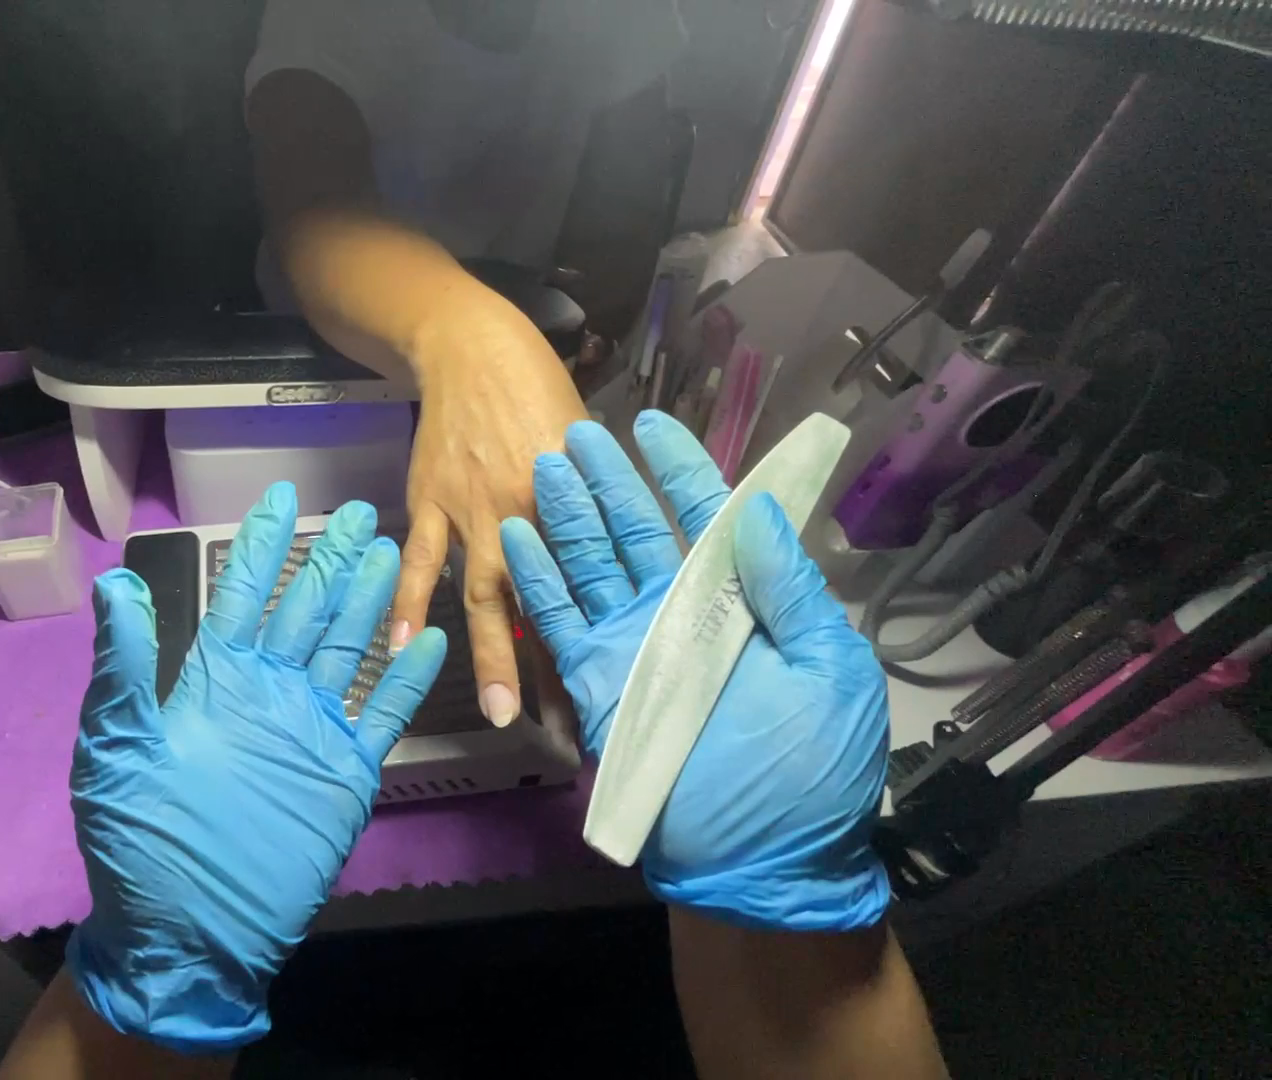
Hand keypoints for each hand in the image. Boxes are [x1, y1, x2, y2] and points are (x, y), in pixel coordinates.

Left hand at [67, 484, 447, 1052]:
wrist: (189, 932)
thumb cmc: (142, 839)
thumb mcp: (118, 747)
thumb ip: (126, 665)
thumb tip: (118, 582)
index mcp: (215, 679)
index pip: (244, 593)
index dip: (264, 543)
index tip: (284, 496)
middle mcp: (269, 690)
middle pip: (307, 609)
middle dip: (332, 558)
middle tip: (365, 512)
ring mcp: (311, 727)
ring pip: (348, 648)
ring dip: (372, 602)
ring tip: (396, 555)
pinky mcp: (346, 769)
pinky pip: (383, 714)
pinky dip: (407, 679)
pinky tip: (428, 638)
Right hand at [393, 304, 587, 726]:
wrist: (470, 349)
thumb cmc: (539, 388)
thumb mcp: (586, 437)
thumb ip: (593, 498)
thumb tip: (602, 550)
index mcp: (577, 500)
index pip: (594, 581)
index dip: (604, 632)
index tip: (621, 684)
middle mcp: (530, 513)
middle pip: (547, 600)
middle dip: (557, 663)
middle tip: (571, 727)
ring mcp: (474, 511)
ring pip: (486, 594)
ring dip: (492, 654)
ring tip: (498, 712)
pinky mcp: (430, 503)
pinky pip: (420, 560)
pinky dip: (411, 602)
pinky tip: (401, 644)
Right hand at [500, 413, 890, 931]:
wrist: (754, 858)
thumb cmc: (806, 769)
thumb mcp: (827, 674)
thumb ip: (790, 593)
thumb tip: (754, 514)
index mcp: (740, 601)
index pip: (706, 519)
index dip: (679, 471)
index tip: (651, 426)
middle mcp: (677, 609)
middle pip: (636, 531)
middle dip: (609, 481)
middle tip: (575, 434)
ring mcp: (628, 639)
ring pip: (590, 562)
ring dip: (566, 517)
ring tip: (541, 470)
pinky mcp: (590, 673)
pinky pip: (556, 617)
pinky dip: (536, 577)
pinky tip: (517, 536)